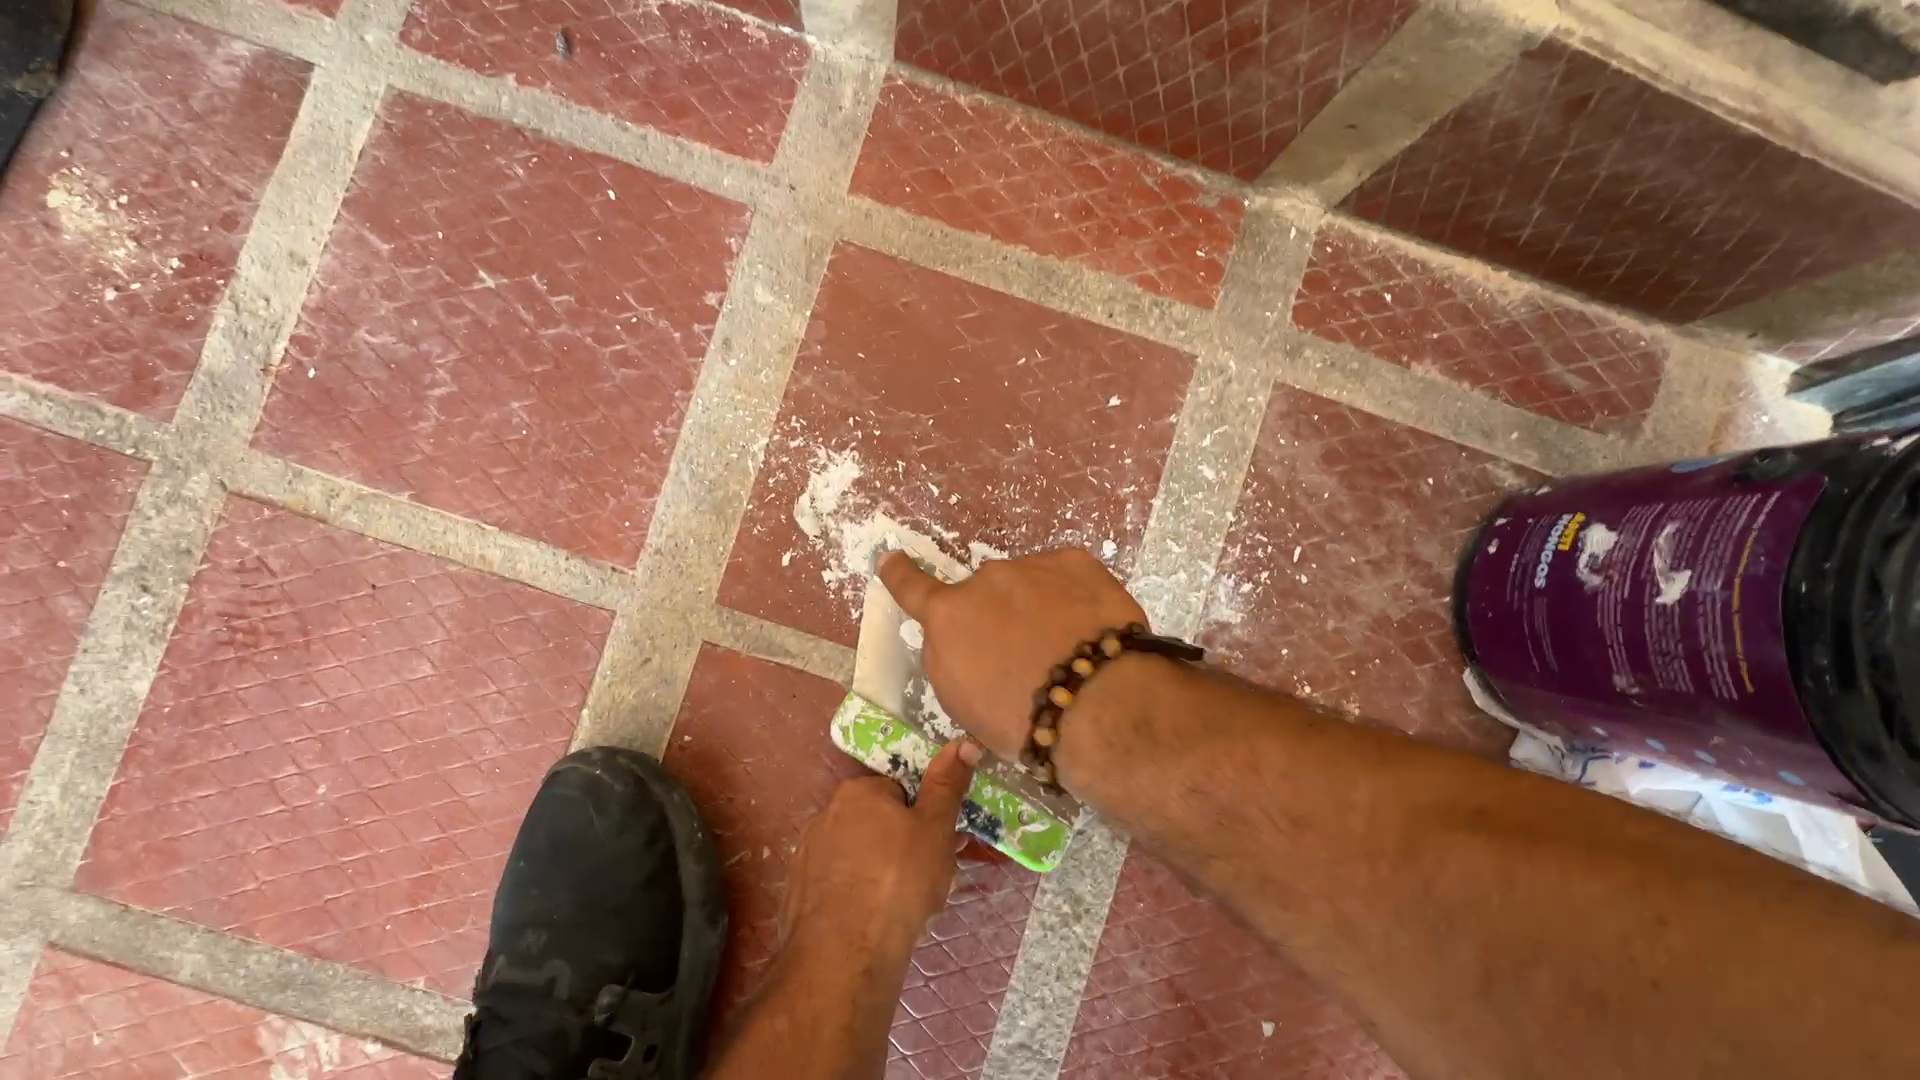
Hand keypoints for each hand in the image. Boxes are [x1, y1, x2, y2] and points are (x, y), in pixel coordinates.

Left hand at [779, 739, 981, 959]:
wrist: (844, 956)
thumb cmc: (898, 881)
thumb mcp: (935, 829)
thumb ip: (947, 785)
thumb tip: (963, 742)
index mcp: (858, 792)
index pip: (898, 792)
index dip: (923, 818)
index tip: (938, 846)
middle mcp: (825, 815)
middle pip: (876, 824)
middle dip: (902, 847)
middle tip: (926, 880)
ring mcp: (806, 857)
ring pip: (857, 858)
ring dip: (879, 874)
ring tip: (902, 909)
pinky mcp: (797, 896)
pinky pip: (838, 887)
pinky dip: (855, 899)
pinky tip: (872, 925)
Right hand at [878, 549, 1147, 760]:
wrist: (1096, 704)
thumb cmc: (1020, 721)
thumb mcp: (965, 706)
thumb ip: (954, 663)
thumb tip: (967, 651)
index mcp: (948, 618)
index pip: (912, 589)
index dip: (900, 574)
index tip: (892, 558)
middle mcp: (984, 582)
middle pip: (985, 597)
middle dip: (999, 617)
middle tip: (1027, 655)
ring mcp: (1031, 567)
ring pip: (1029, 586)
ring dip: (1039, 608)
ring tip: (1067, 648)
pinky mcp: (1075, 562)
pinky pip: (1067, 579)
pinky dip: (1075, 600)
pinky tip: (1091, 630)